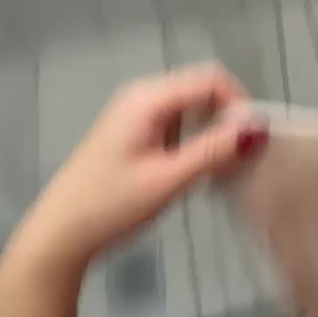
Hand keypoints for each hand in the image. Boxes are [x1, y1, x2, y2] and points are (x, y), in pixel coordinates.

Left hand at [8, 64, 267, 277]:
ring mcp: (137, 112)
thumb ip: (213, 150)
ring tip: (222, 168)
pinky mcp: (135, 131)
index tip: (253, 142)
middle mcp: (143, 94)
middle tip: (241, 158)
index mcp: (149, 97)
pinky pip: (177, 121)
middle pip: (202, 88)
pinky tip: (197, 169)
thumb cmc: (111, 206)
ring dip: (212, 130)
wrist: (58, 237)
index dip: (239, 104)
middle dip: (228, 117)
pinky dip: (195, 138)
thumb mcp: (167, 180)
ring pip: (192, 106)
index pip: (210, 79)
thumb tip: (259, 125)